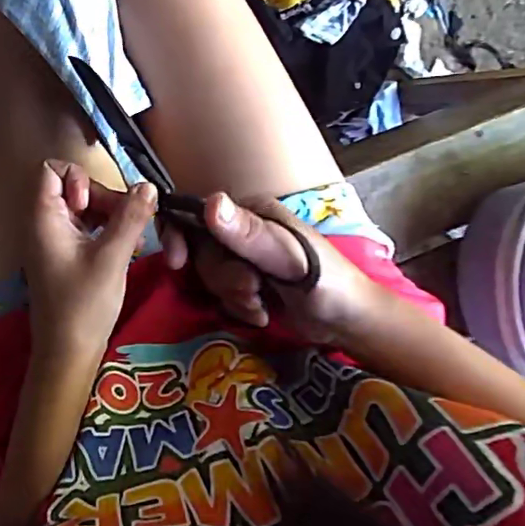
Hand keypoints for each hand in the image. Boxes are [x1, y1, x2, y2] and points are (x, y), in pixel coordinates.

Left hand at [25, 160, 158, 360]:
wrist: (69, 352)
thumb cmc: (83, 304)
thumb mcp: (111, 257)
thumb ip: (130, 218)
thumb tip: (149, 185)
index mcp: (43, 218)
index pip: (50, 169)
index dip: (76, 177)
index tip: (91, 206)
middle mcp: (45, 223)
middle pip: (74, 186)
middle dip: (104, 197)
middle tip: (126, 223)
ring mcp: (57, 239)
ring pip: (86, 207)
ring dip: (111, 214)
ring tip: (132, 238)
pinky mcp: (69, 254)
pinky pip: (89, 226)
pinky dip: (108, 230)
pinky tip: (126, 247)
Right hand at [162, 193, 387, 344]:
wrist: (348, 323)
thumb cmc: (327, 281)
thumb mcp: (287, 257)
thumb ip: (248, 234)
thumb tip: (210, 203)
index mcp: (250, 213)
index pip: (195, 214)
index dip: (178, 236)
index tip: (176, 262)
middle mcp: (241, 233)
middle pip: (201, 254)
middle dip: (224, 279)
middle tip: (254, 290)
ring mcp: (243, 260)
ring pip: (210, 278)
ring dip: (234, 297)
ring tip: (263, 305)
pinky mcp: (246, 286)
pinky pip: (221, 298)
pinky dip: (239, 309)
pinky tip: (263, 314)